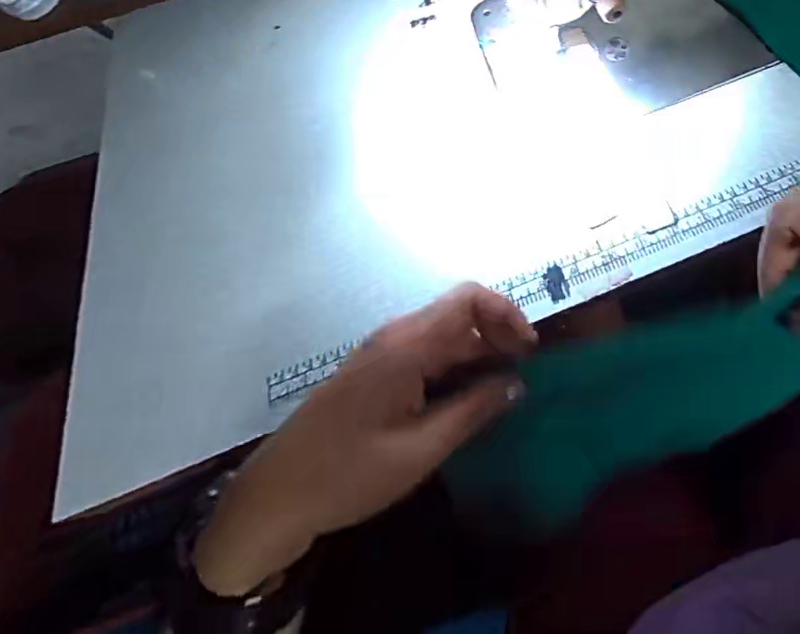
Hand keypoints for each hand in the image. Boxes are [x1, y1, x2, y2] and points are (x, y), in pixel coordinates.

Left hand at [192, 284, 535, 595]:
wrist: (270, 500)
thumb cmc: (347, 475)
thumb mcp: (420, 450)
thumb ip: (474, 410)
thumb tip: (518, 384)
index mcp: (407, 346)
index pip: (469, 299)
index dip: (506, 313)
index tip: (528, 349)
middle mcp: (395, 336)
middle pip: (459, 311)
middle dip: (498, 332)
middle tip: (521, 370)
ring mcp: (381, 350)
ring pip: (444, 330)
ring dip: (478, 347)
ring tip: (500, 384)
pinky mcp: (374, 368)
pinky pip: (426, 347)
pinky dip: (455, 359)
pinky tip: (464, 392)